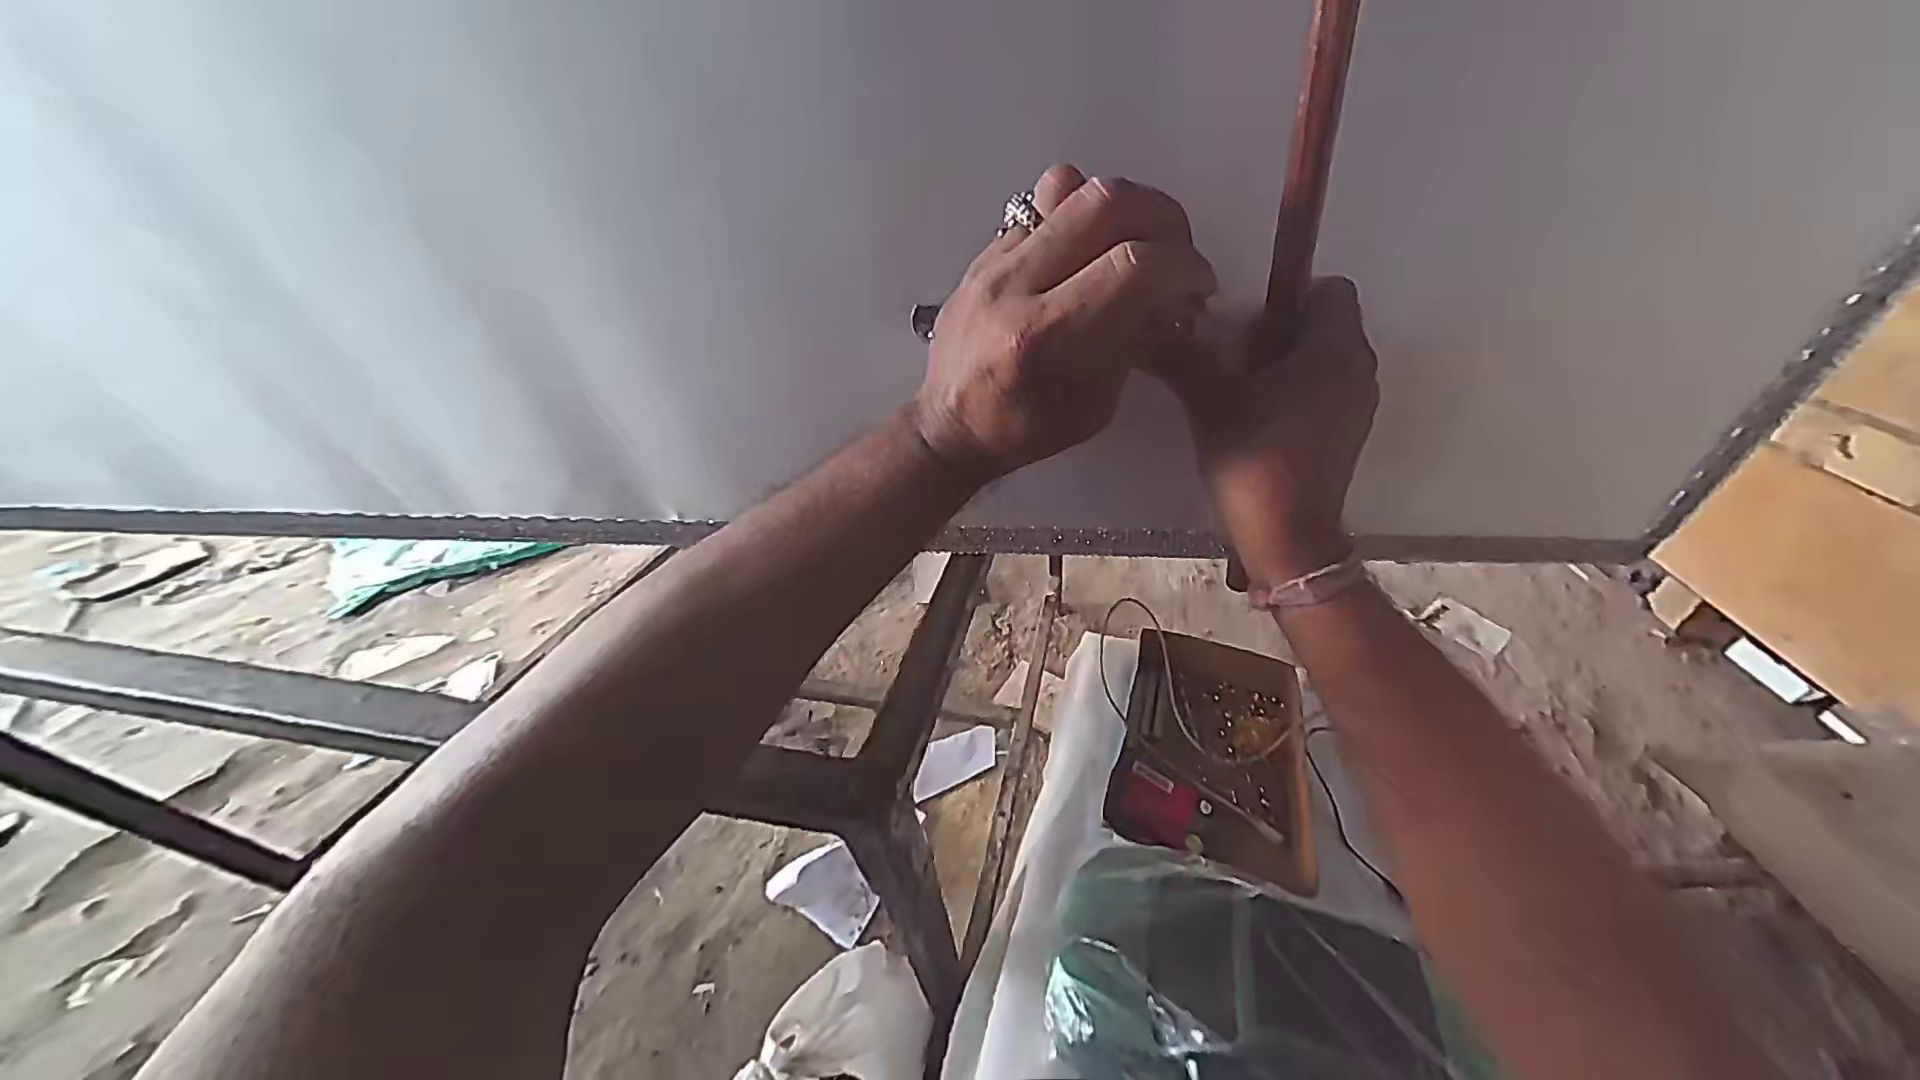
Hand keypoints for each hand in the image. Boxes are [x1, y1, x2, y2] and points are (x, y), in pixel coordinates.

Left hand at [911, 164, 1217, 476]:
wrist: (948, 425)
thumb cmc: (1019, 432)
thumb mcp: (1090, 409)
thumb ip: (1132, 347)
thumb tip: (1172, 299)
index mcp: (1039, 337)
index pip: (1130, 268)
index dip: (1184, 268)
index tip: (1199, 286)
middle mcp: (1013, 286)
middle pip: (1106, 204)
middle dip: (1164, 220)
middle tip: (1177, 254)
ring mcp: (993, 261)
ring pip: (1072, 189)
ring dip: (1127, 207)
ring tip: (1139, 243)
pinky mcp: (985, 252)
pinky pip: (1043, 205)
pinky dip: (1084, 217)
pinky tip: (1091, 253)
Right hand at [1157, 277, 1378, 585]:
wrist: (1286, 536)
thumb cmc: (1253, 458)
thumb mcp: (1209, 402)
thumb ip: (1183, 359)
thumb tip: (1150, 329)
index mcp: (1335, 348)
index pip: (1329, 289)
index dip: (1286, 296)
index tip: (1245, 327)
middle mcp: (1359, 369)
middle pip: (1323, 327)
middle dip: (1278, 335)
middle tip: (1231, 363)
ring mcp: (1358, 406)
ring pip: (1322, 364)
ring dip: (1284, 369)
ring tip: (1239, 397)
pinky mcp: (1347, 436)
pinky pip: (1323, 395)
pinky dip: (1294, 398)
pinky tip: (1257, 426)